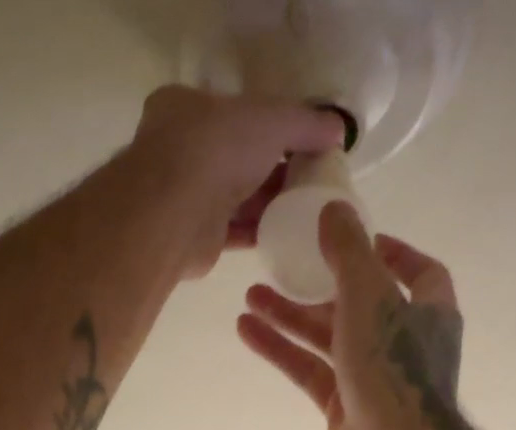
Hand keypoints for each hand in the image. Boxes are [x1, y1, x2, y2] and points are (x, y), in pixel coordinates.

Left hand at [130, 86, 345, 276]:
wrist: (177, 211)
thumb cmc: (217, 148)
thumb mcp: (273, 120)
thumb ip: (306, 123)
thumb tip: (338, 128)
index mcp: (185, 107)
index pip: (232, 110)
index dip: (268, 122)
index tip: (301, 138)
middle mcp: (178, 148)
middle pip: (236, 155)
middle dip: (273, 166)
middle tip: (311, 175)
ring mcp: (182, 194)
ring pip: (234, 194)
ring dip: (268, 201)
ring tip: (307, 205)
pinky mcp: (194, 234)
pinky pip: (233, 229)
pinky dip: (258, 230)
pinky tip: (288, 232)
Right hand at [237, 202, 465, 429]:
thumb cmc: (393, 370)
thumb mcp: (370, 297)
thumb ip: (349, 251)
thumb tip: (334, 209)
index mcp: (428, 315)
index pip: (420, 274)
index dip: (391, 251)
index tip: (355, 237)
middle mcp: (404, 345)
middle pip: (361, 304)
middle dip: (322, 284)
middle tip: (284, 264)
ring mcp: (372, 381)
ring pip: (328, 338)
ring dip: (292, 316)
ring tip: (251, 295)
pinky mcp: (343, 410)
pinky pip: (308, 371)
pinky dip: (281, 350)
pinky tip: (246, 331)